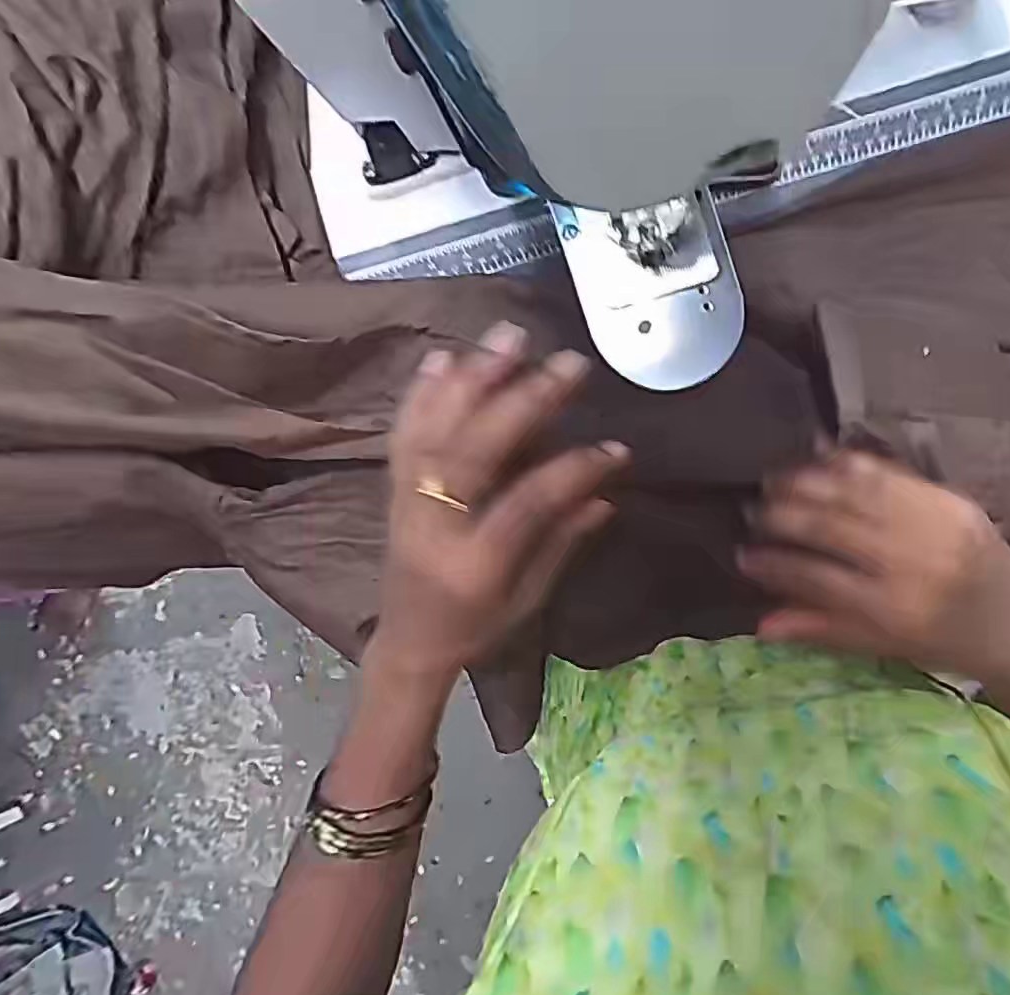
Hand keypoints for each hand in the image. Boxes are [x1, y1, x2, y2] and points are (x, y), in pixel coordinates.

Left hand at [371, 323, 628, 676]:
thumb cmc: (476, 628)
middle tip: (567, 363)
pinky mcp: (394, 491)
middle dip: (525, 401)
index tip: (616, 449)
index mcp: (476, 563)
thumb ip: (562, 544)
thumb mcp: (528, 599)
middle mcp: (435, 526)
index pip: (529, 503)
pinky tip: (444, 358)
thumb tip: (604, 495)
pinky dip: (423, 393)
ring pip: (436, 432)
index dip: (575, 471)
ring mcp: (407, 505)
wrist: (410, 643)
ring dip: (473, 379)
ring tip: (508, 337)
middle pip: (477, 451)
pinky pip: (404, 435)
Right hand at [739, 449, 1009, 697]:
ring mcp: (934, 525)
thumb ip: (824, 629)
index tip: (742, 554)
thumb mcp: (885, 648)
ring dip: (808, 480)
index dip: (772, 563)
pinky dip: (850, 461)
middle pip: (829, 525)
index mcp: (893, 609)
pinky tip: (821, 456)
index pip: (814, 577)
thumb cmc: (950, 645)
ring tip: (776, 478)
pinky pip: (890, 472)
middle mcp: (911, 563)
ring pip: (854, 490)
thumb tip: (762, 623)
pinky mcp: (951, 499)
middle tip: (753, 510)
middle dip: (783, 514)